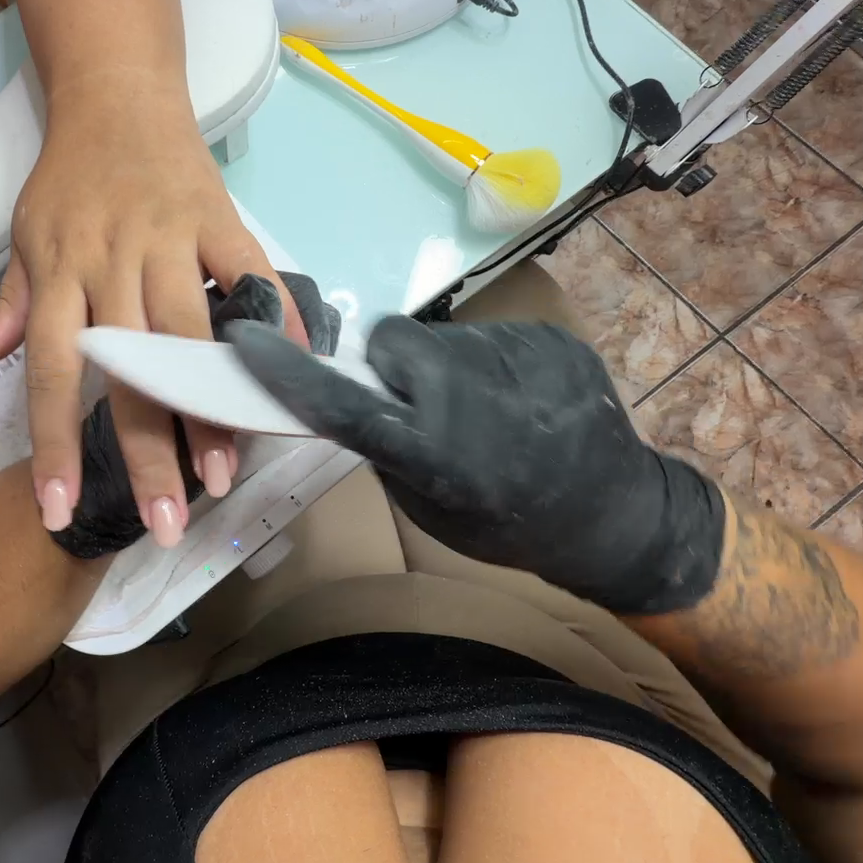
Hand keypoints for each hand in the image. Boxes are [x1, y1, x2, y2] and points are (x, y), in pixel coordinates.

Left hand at [0, 89, 303, 541]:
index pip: (48, 370)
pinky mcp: (220, 220)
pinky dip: (273, 325)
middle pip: (127, 368)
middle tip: (165, 523)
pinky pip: (249, 277)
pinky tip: (288, 384)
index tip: (60, 512)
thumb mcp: (22, 237)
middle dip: (147, 450)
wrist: (117, 96)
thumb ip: (7, 304)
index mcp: (58, 272)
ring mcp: (169, 240)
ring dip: (208, 409)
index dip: (53, 444)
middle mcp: (110, 262)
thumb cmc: (67, 177)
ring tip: (222, 476)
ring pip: (188, 335)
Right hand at [225, 317, 726, 613]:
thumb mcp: (426, 503)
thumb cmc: (503, 526)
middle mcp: (473, 396)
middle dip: (389, 364)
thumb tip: (358, 390)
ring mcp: (519, 358)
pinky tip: (513, 397)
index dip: (288, 372)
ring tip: (478, 405)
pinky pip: (483, 336)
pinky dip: (482, 363)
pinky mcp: (549, 338)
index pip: (342, 403)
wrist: (617, 517)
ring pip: (438, 338)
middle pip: (392, 341)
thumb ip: (384, 443)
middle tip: (412, 399)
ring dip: (438, 365)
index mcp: (436, 452)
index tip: (245, 339)